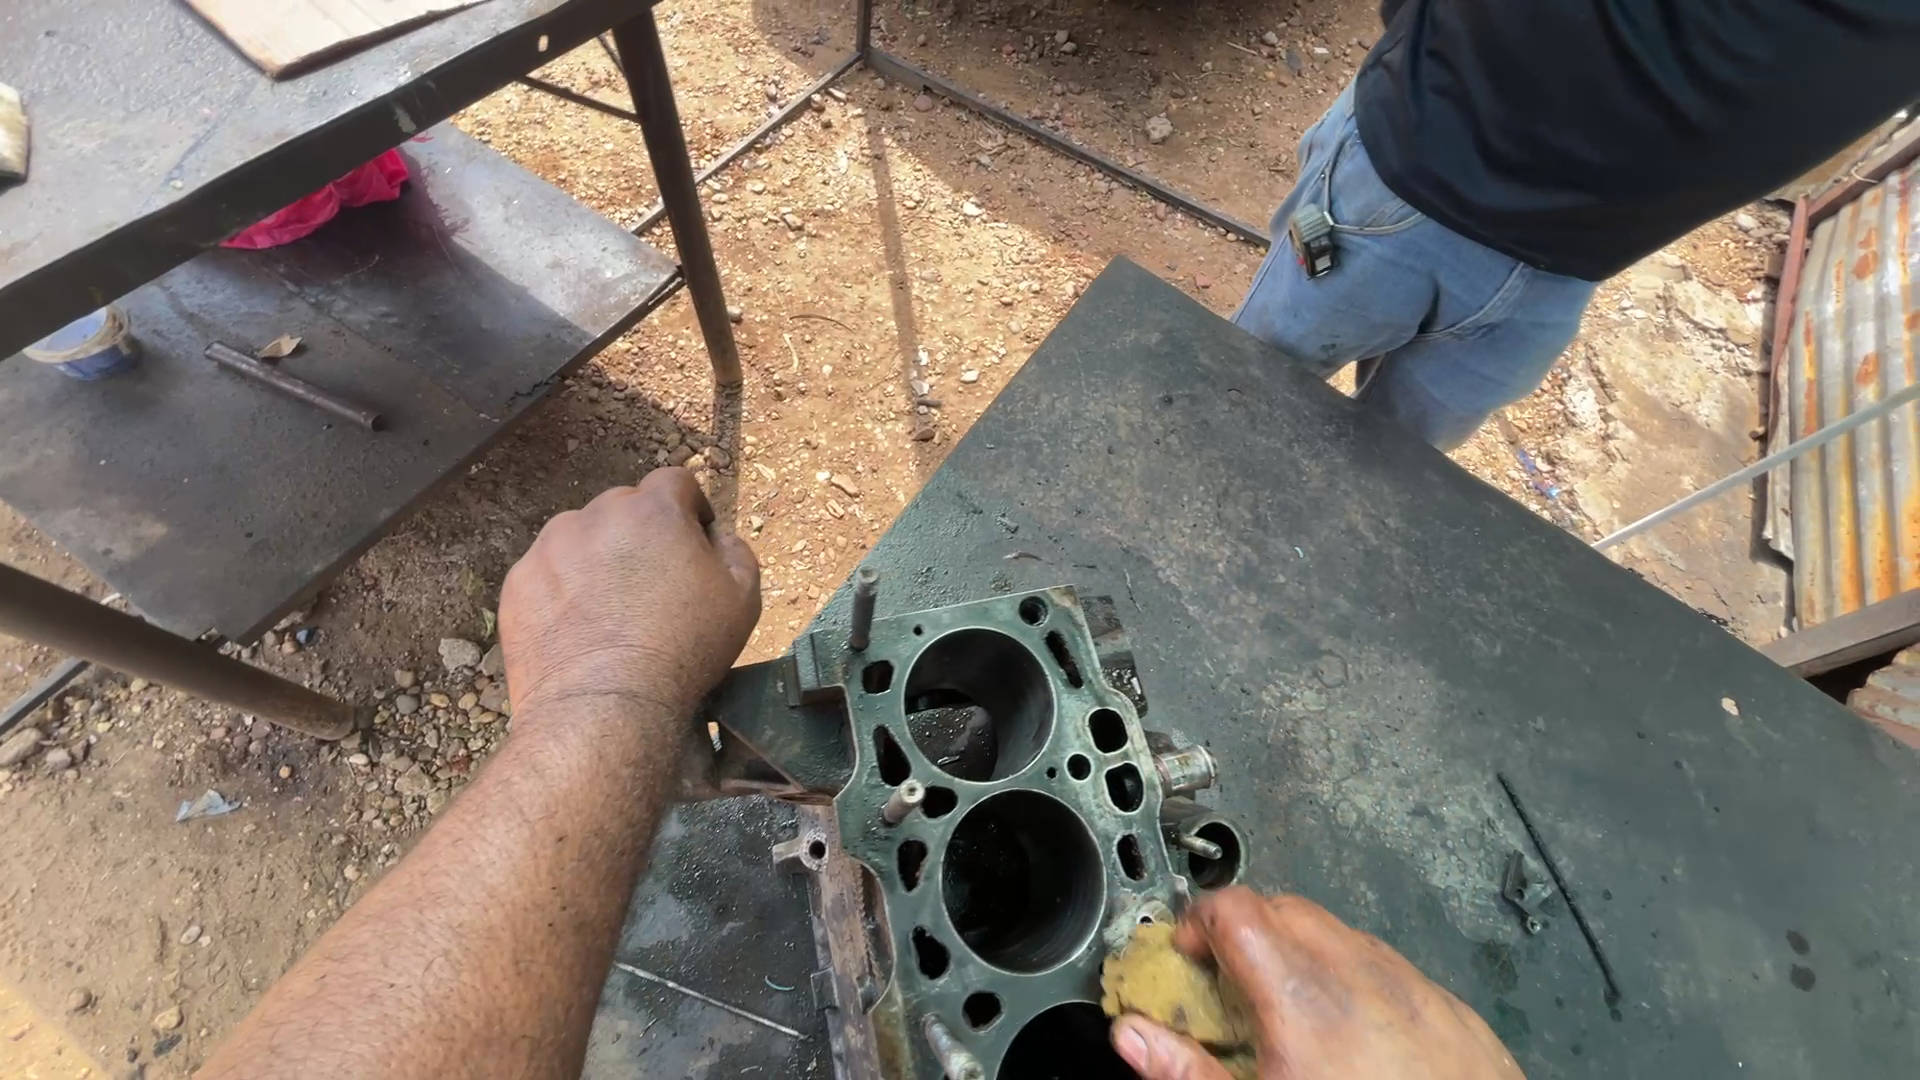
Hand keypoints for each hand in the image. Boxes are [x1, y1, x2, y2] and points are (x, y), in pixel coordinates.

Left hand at [497, 469, 759, 721]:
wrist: (606, 705)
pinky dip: (565, 586)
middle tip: (655, 581)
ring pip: (582, 534)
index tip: (694, 542)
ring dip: (601, 555)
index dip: (691, 508)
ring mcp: (550, 547)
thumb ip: (736, 549)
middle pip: (626, 506)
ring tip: (612, 606)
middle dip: (643, 532)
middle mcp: (598, 515)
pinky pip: (549, 570)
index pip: (676, 481)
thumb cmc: (686, 647)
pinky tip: (582, 626)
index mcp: (655, 511)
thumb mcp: (744, 597)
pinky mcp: (517, 582)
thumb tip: (715, 535)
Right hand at [1111, 888, 1524, 1079]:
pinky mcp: (1458, 1017)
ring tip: (1294, 1009)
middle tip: (1233, 980)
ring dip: (1302, 951)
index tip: (1192, 952)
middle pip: (1282, 909)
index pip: (1234, 908)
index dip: (1200, 920)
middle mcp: (1361, 978)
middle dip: (1246, 931)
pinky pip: (1392, 969)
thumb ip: (1187, 1070)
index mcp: (1302, 999)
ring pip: (1338, 933)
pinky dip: (1358, 980)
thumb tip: (1131, 1035)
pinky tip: (1358, 1036)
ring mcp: (1415, 992)